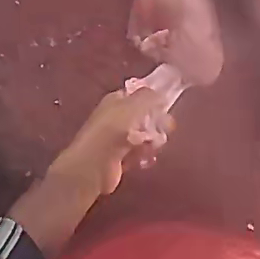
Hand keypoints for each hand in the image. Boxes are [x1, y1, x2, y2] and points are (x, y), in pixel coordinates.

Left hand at [48, 86, 172, 195]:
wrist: (93, 165)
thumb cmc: (113, 130)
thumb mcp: (133, 106)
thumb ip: (149, 96)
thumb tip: (161, 94)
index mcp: (116, 101)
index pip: (138, 95)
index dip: (152, 99)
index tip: (165, 106)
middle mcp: (116, 117)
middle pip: (144, 116)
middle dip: (156, 122)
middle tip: (166, 128)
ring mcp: (118, 138)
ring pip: (144, 136)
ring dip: (152, 141)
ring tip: (152, 147)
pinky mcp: (120, 157)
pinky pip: (139, 153)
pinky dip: (144, 155)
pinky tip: (145, 159)